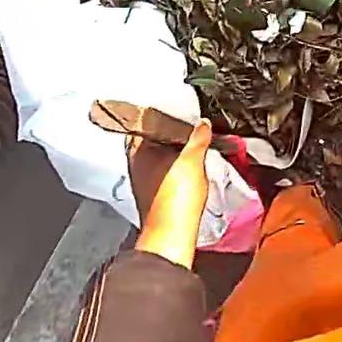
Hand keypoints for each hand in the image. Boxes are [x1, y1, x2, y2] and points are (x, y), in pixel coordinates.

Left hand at [129, 119, 211, 267]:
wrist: (172, 237)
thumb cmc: (176, 196)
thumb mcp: (192, 160)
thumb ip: (198, 138)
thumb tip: (203, 122)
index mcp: (139, 151)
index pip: (145, 121)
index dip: (159, 112)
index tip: (175, 105)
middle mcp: (138, 164)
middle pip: (154, 138)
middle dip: (170, 130)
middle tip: (190, 120)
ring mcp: (146, 180)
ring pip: (161, 155)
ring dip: (175, 147)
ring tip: (194, 138)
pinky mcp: (156, 193)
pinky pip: (167, 169)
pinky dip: (177, 163)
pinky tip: (191, 162)